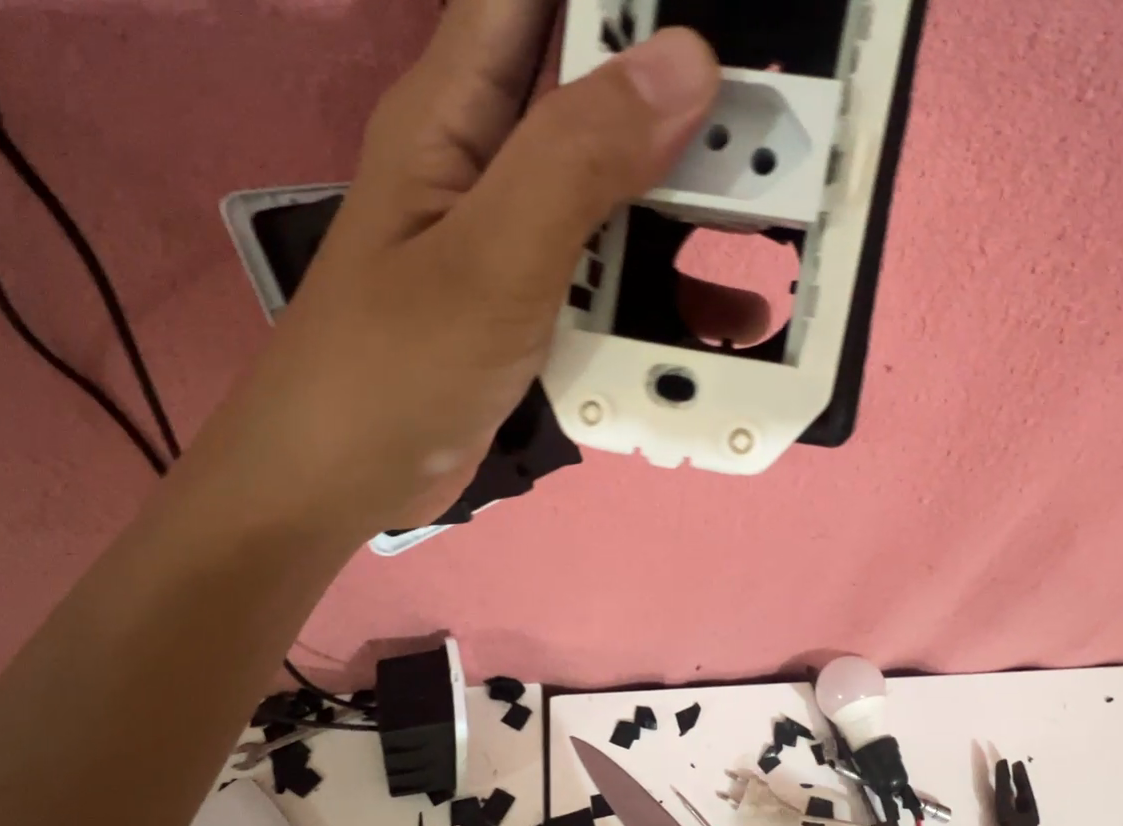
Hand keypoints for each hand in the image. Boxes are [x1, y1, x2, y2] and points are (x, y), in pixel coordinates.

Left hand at [193, 2, 725, 533]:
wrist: (344, 482)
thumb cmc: (393, 371)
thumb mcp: (489, 261)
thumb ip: (577, 159)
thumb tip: (686, 60)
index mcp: (455, 110)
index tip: (720, 15)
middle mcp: (490, 156)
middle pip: (597, 83)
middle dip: (683, 90)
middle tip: (779, 112)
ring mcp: (518, 231)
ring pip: (620, 181)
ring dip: (690, 194)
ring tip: (776, 204)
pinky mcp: (537, 295)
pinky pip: (616, 265)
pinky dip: (669, 282)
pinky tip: (722, 311)